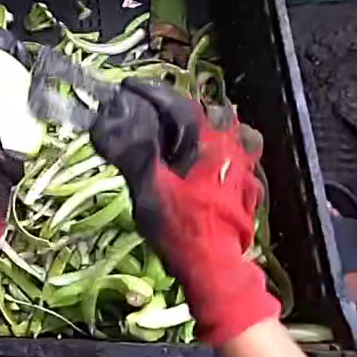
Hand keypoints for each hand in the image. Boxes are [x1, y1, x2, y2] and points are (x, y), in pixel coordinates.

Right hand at [91, 81, 276, 345]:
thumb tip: (108, 121)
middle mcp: (231, 141)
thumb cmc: (181, 227)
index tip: (126, 87)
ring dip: (197, 128)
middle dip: (173, 110)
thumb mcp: (148, 188)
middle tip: (146, 117)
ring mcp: (245, 161)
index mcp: (207, 137)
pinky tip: (196, 163)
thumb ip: (132, 151)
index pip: (174, 100)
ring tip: (174, 138)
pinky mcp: (248, 180)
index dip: (147, 92)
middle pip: (200, 110)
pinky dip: (212, 148)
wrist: (217, 268)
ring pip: (220, 129)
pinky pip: (231, 150)